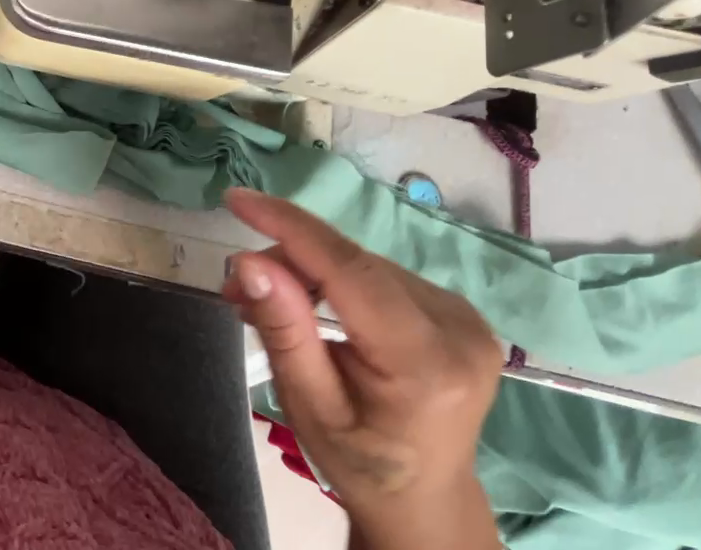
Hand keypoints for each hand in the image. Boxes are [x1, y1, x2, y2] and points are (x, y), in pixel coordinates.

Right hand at [222, 188, 502, 549]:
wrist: (425, 499)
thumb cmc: (358, 460)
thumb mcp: (307, 403)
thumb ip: (283, 330)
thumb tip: (249, 262)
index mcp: (425, 364)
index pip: (351, 271)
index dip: (291, 228)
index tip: (237, 200)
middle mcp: (458, 330)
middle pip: (352, 264)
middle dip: (286, 261)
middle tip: (234, 289)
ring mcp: (466, 318)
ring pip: (362, 263)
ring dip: (307, 270)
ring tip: (265, 301)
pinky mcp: (458, 312)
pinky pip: (379, 274)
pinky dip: (334, 278)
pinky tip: (310, 302)